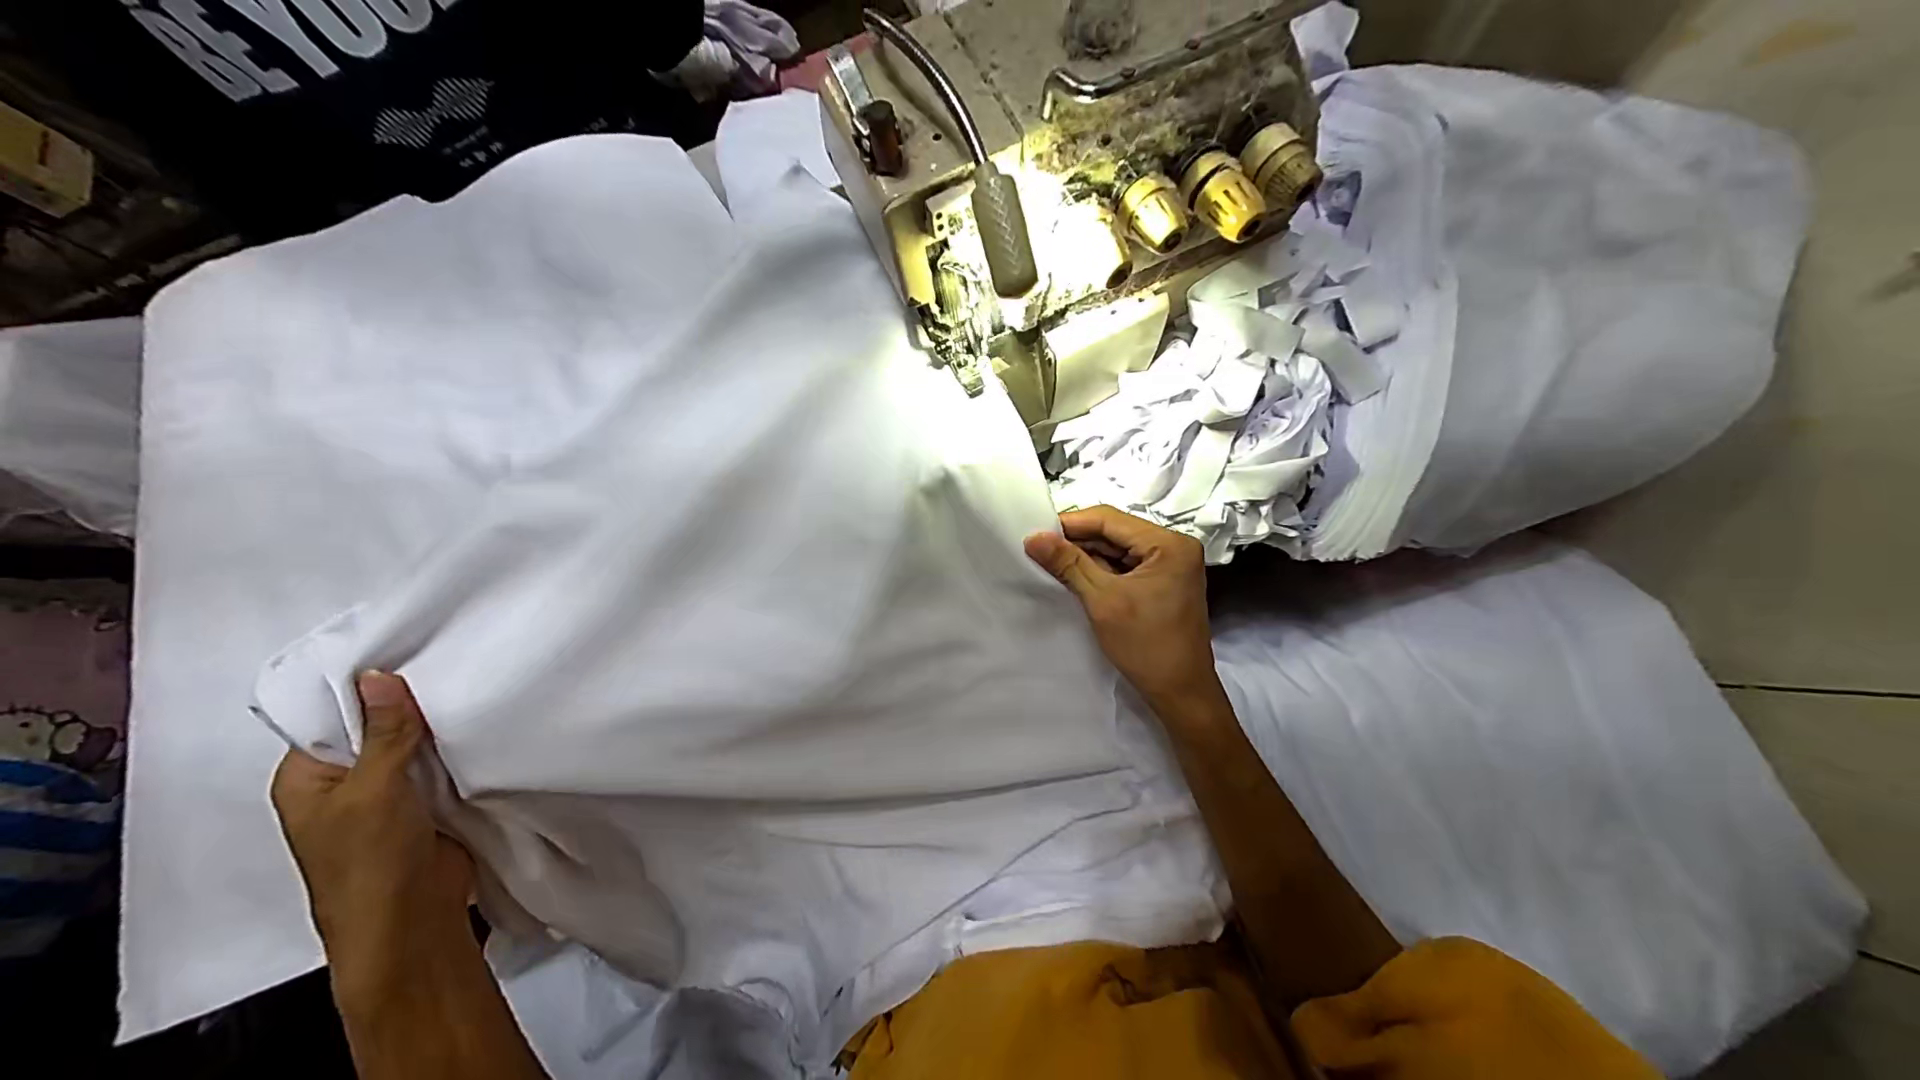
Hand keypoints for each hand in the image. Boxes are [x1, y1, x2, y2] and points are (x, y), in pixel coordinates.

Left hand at [272, 672, 473, 991]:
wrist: (411, 924)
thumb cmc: (370, 860)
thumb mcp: (374, 790)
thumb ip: (384, 732)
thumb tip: (379, 675)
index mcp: (306, 778)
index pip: (330, 716)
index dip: (367, 685)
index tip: (409, 649)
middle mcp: (343, 782)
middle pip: (376, 727)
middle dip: (410, 703)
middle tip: (450, 659)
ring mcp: (388, 794)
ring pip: (412, 745)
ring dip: (437, 726)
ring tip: (472, 681)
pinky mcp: (427, 804)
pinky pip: (439, 764)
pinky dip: (456, 747)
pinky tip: (480, 721)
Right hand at [1024, 505, 1223, 712]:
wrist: (1181, 692)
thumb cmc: (1146, 646)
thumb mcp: (1102, 600)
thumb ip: (1068, 564)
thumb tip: (1033, 537)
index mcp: (1169, 544)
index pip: (1110, 520)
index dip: (1070, 523)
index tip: (1036, 531)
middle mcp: (1174, 546)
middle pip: (1115, 531)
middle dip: (1077, 540)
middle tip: (1038, 547)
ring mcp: (1171, 565)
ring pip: (1118, 549)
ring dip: (1087, 555)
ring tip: (1050, 560)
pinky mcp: (1163, 582)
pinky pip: (1126, 565)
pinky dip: (1101, 569)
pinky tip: (1074, 574)